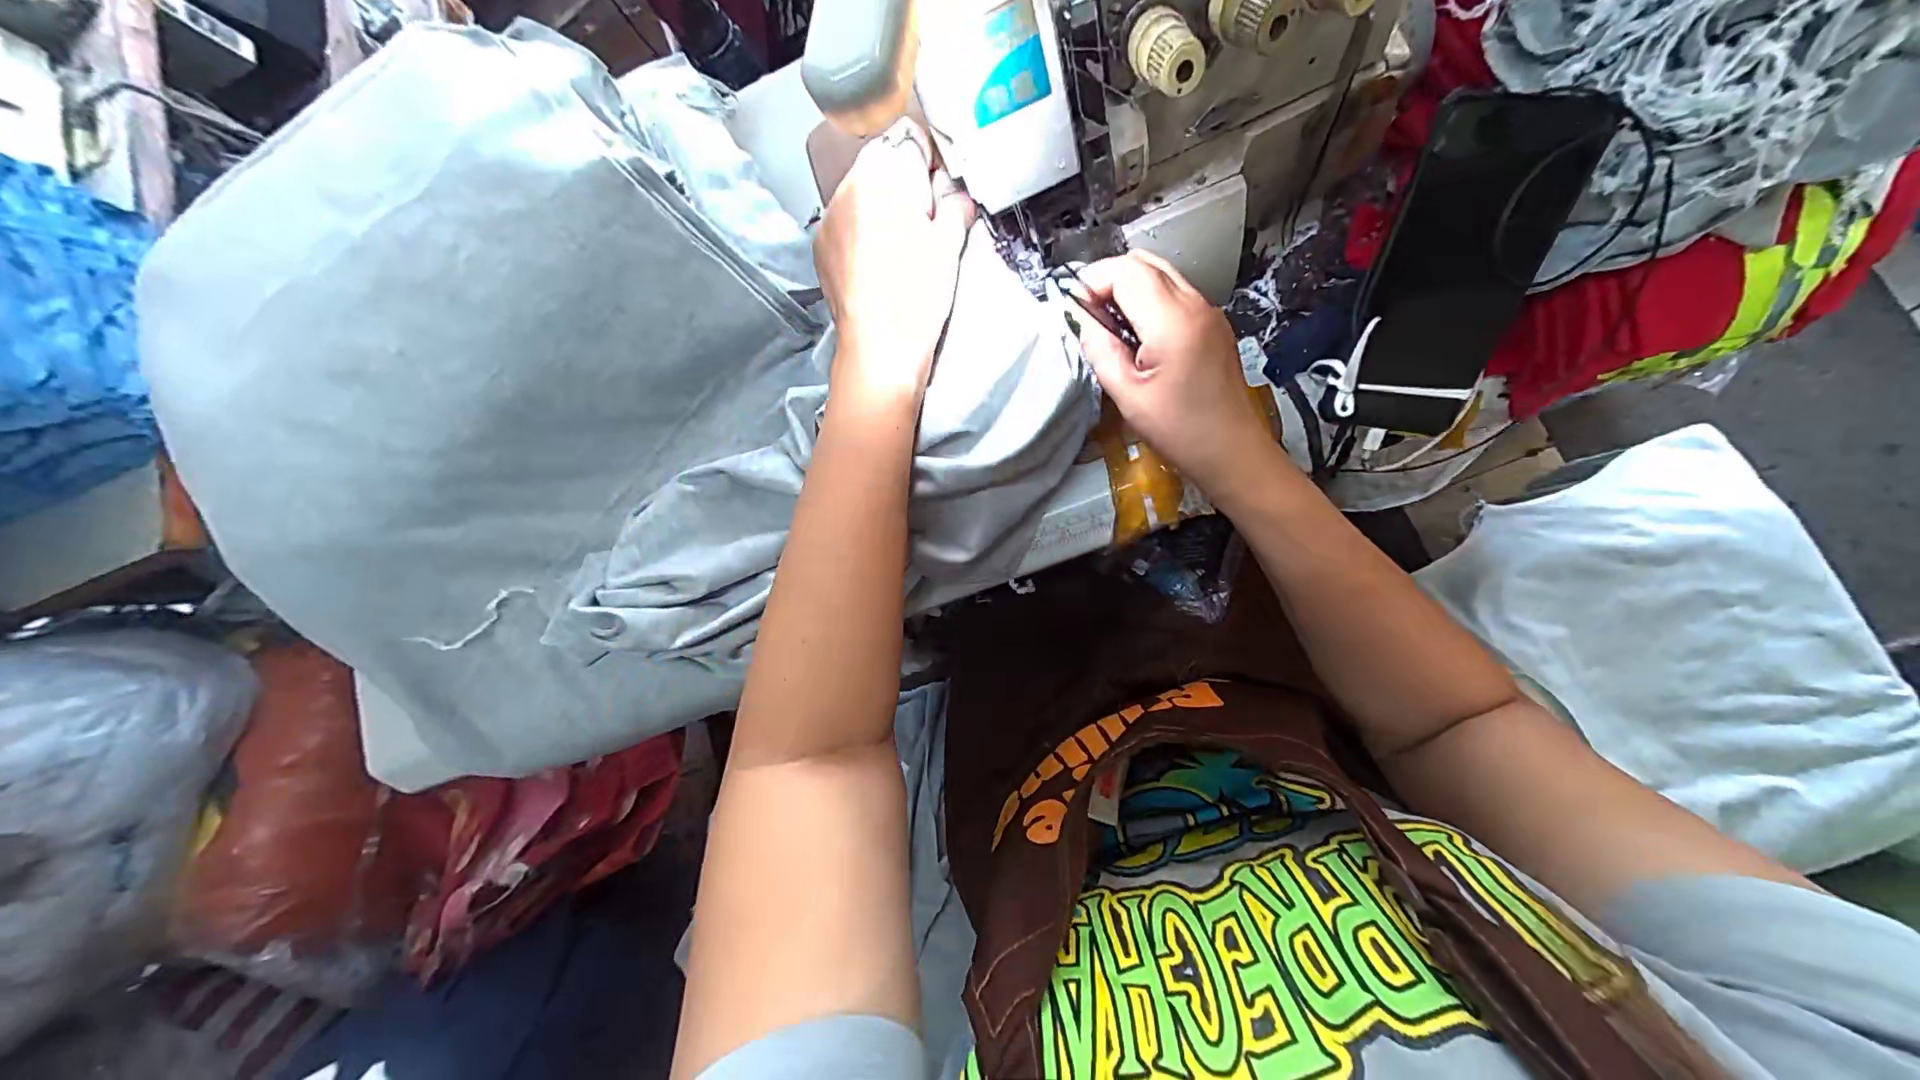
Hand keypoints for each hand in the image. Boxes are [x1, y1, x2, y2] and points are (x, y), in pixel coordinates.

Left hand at [814, 118, 976, 406]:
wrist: (880, 351)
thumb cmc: (913, 300)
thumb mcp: (948, 247)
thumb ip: (955, 208)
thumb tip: (958, 199)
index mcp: (877, 178)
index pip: (907, 144)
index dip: (930, 164)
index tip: (942, 186)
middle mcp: (843, 193)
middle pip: (881, 172)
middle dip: (905, 191)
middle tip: (927, 225)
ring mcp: (828, 224)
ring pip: (862, 202)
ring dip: (884, 214)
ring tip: (905, 253)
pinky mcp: (822, 252)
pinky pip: (848, 229)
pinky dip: (865, 238)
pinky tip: (884, 267)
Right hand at [1074, 251, 1279, 499]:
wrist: (1233, 453)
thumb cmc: (1182, 432)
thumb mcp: (1128, 395)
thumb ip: (1100, 350)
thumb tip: (1082, 321)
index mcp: (1173, 321)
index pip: (1125, 271)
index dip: (1092, 281)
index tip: (1075, 308)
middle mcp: (1196, 305)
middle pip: (1144, 262)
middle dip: (1109, 279)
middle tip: (1089, 315)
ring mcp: (1209, 313)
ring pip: (1161, 275)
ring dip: (1129, 290)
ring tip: (1112, 330)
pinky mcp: (1214, 326)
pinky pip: (1176, 296)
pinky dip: (1150, 303)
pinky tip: (1139, 339)